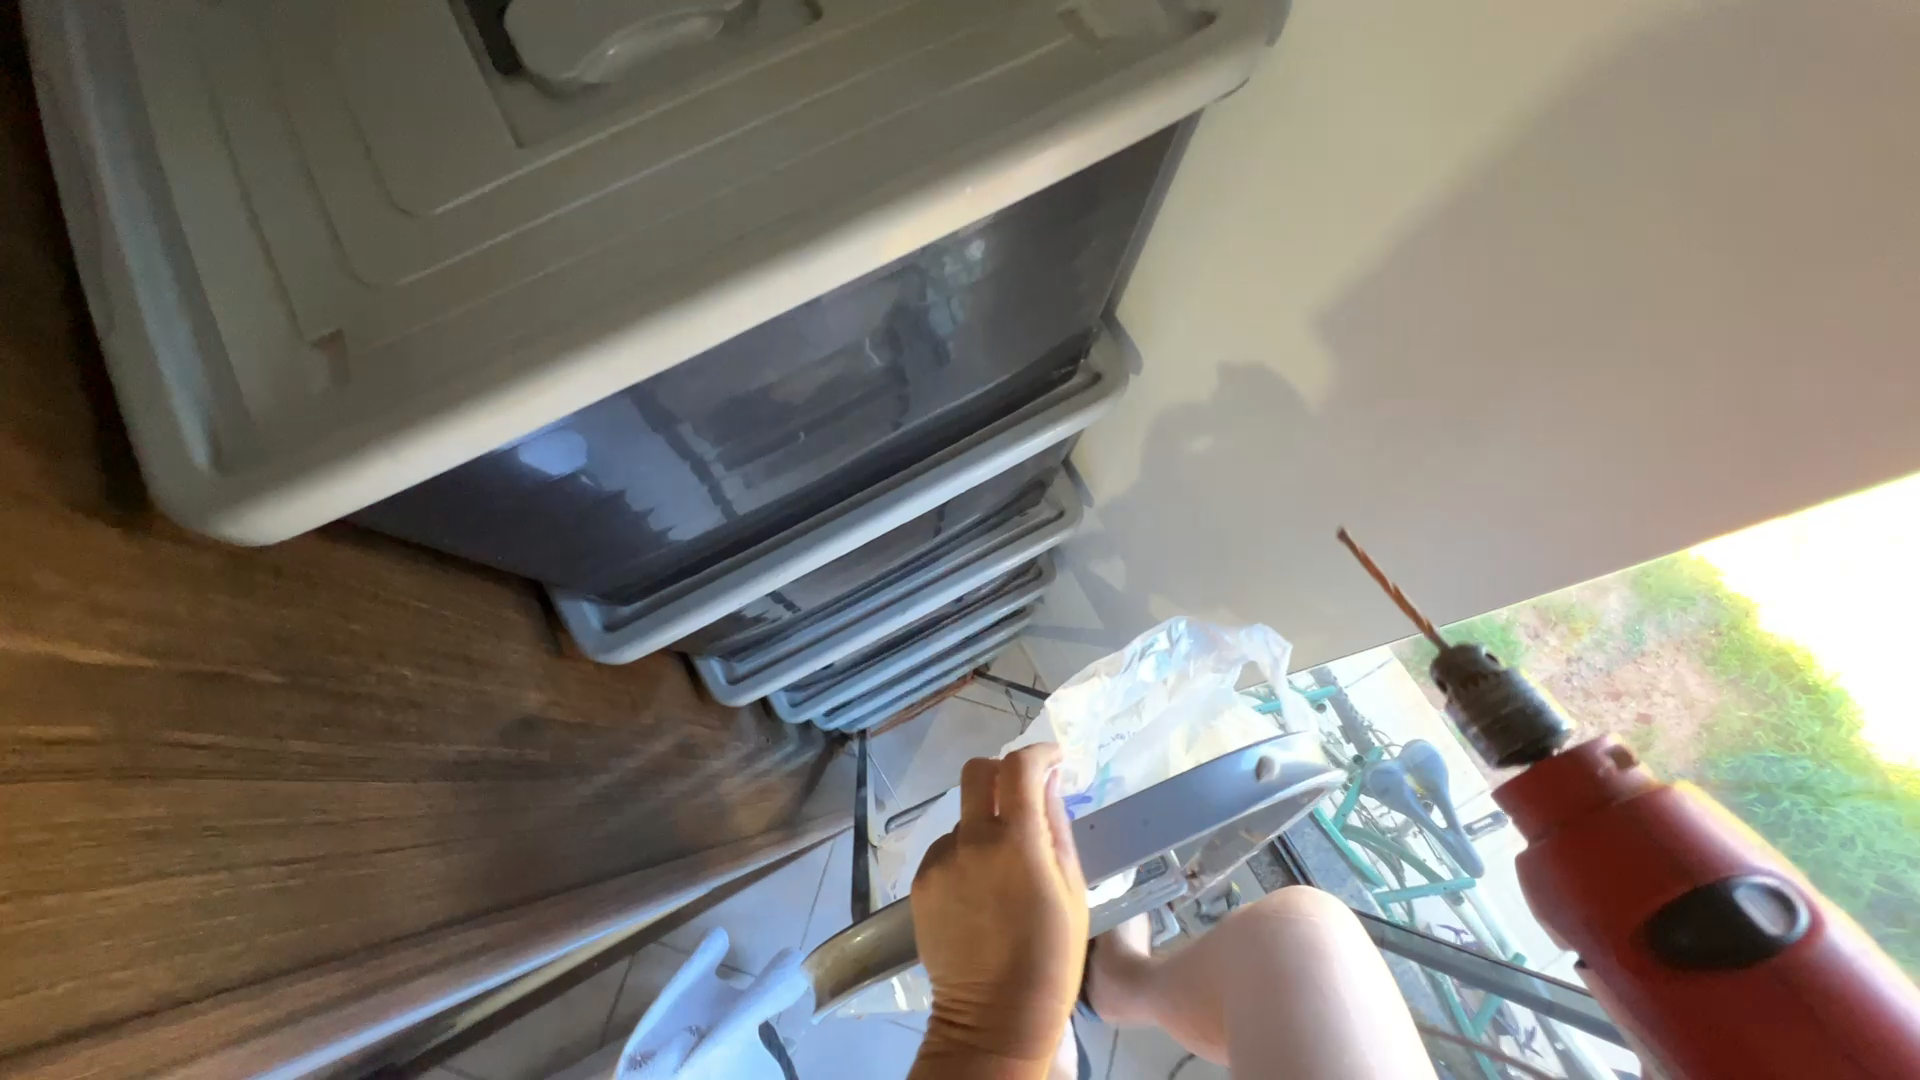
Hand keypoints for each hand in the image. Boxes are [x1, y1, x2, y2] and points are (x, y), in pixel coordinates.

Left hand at [910, 744, 1088, 1069]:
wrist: (995, 1018)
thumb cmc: (1050, 956)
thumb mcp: (1072, 889)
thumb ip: (1056, 825)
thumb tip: (1049, 780)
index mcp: (1016, 841)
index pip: (1019, 767)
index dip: (1040, 752)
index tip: (1054, 759)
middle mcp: (971, 840)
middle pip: (976, 771)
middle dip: (1003, 771)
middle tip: (1024, 794)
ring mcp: (940, 860)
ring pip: (963, 814)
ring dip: (985, 821)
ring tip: (1005, 867)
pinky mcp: (921, 881)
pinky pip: (947, 848)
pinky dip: (966, 852)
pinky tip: (981, 890)